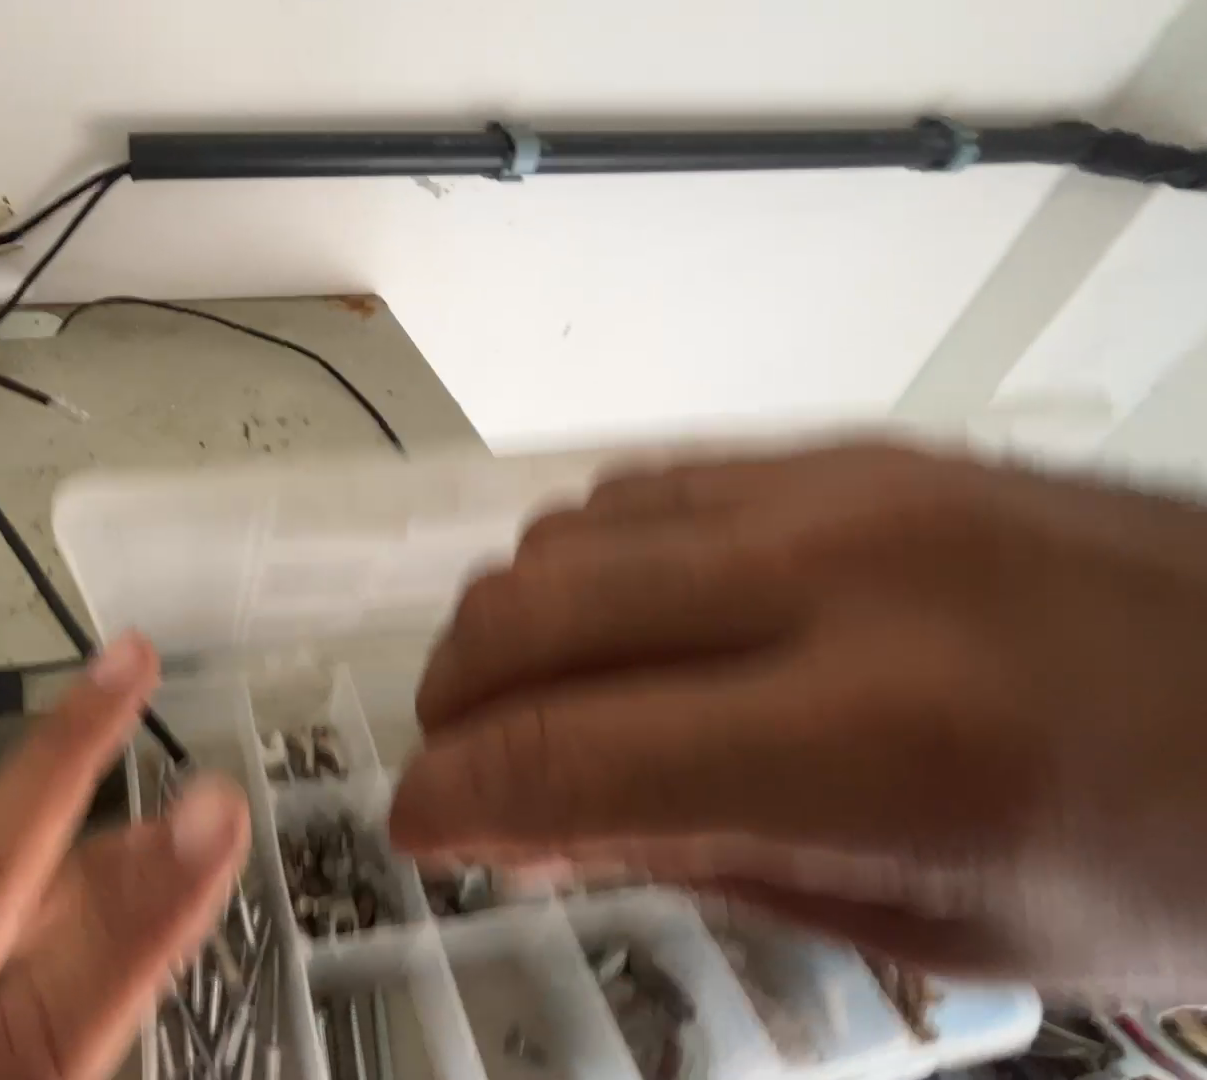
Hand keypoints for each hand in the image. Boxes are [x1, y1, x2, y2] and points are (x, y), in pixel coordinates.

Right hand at [388, 442, 1206, 993]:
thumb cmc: (1157, 855)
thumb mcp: (920, 919)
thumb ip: (681, 856)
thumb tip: (508, 833)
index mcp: (883, 742)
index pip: (568, 756)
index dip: (453, 796)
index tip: (414, 825)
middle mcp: (831, 576)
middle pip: (525, 616)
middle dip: (451, 698)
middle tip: (462, 757)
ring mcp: (824, 486)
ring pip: (553, 543)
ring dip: (504, 631)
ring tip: (538, 693)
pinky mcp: (823, 448)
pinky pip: (621, 496)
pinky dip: (570, 568)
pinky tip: (608, 619)